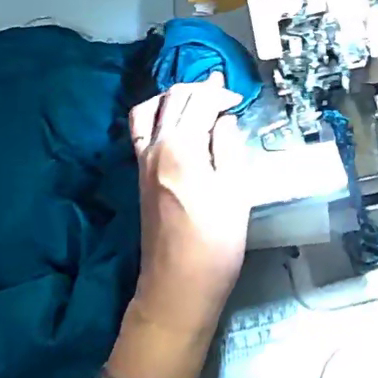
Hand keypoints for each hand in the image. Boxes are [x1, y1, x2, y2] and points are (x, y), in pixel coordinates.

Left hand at [116, 72, 251, 377]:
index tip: (238, 98)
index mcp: (182, 147)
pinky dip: (157, 114)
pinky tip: (175, 122)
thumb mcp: (237, 192)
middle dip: (199, 89)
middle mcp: (157, 146)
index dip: (220, 93)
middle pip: (174, 98)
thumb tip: (224, 120)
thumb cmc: (215, 243)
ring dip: (174, 97)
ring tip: (197, 101)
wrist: (177, 288)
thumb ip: (229, 147)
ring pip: (152, 108)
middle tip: (223, 94)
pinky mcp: (140, 173)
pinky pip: (142, 128)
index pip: (199, 101)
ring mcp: (143, 159)